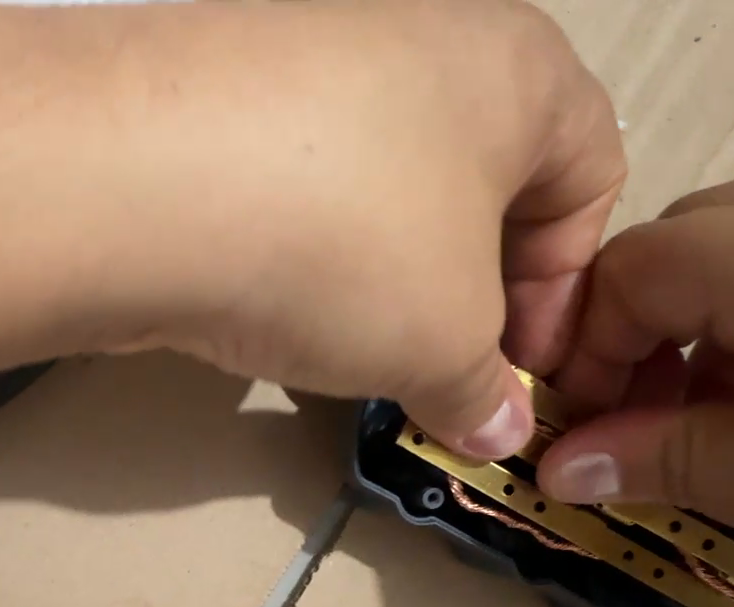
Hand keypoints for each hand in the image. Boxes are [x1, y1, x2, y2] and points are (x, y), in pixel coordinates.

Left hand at [90, 0, 622, 458]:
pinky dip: (291, 260)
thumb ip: (478, 391)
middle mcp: (413, 45)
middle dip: (460, 292)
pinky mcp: (214, 115)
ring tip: (339, 348)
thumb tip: (496, 434)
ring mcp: (302, 70)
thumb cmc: (349, 249)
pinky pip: (286, 198)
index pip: (588, 179)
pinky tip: (262, 308)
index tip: (518, 373)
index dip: (567, 292)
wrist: (144, 189)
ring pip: (370, 198)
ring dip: (370, 283)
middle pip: (470, 189)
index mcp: (514, 71)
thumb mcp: (441, 342)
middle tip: (428, 371)